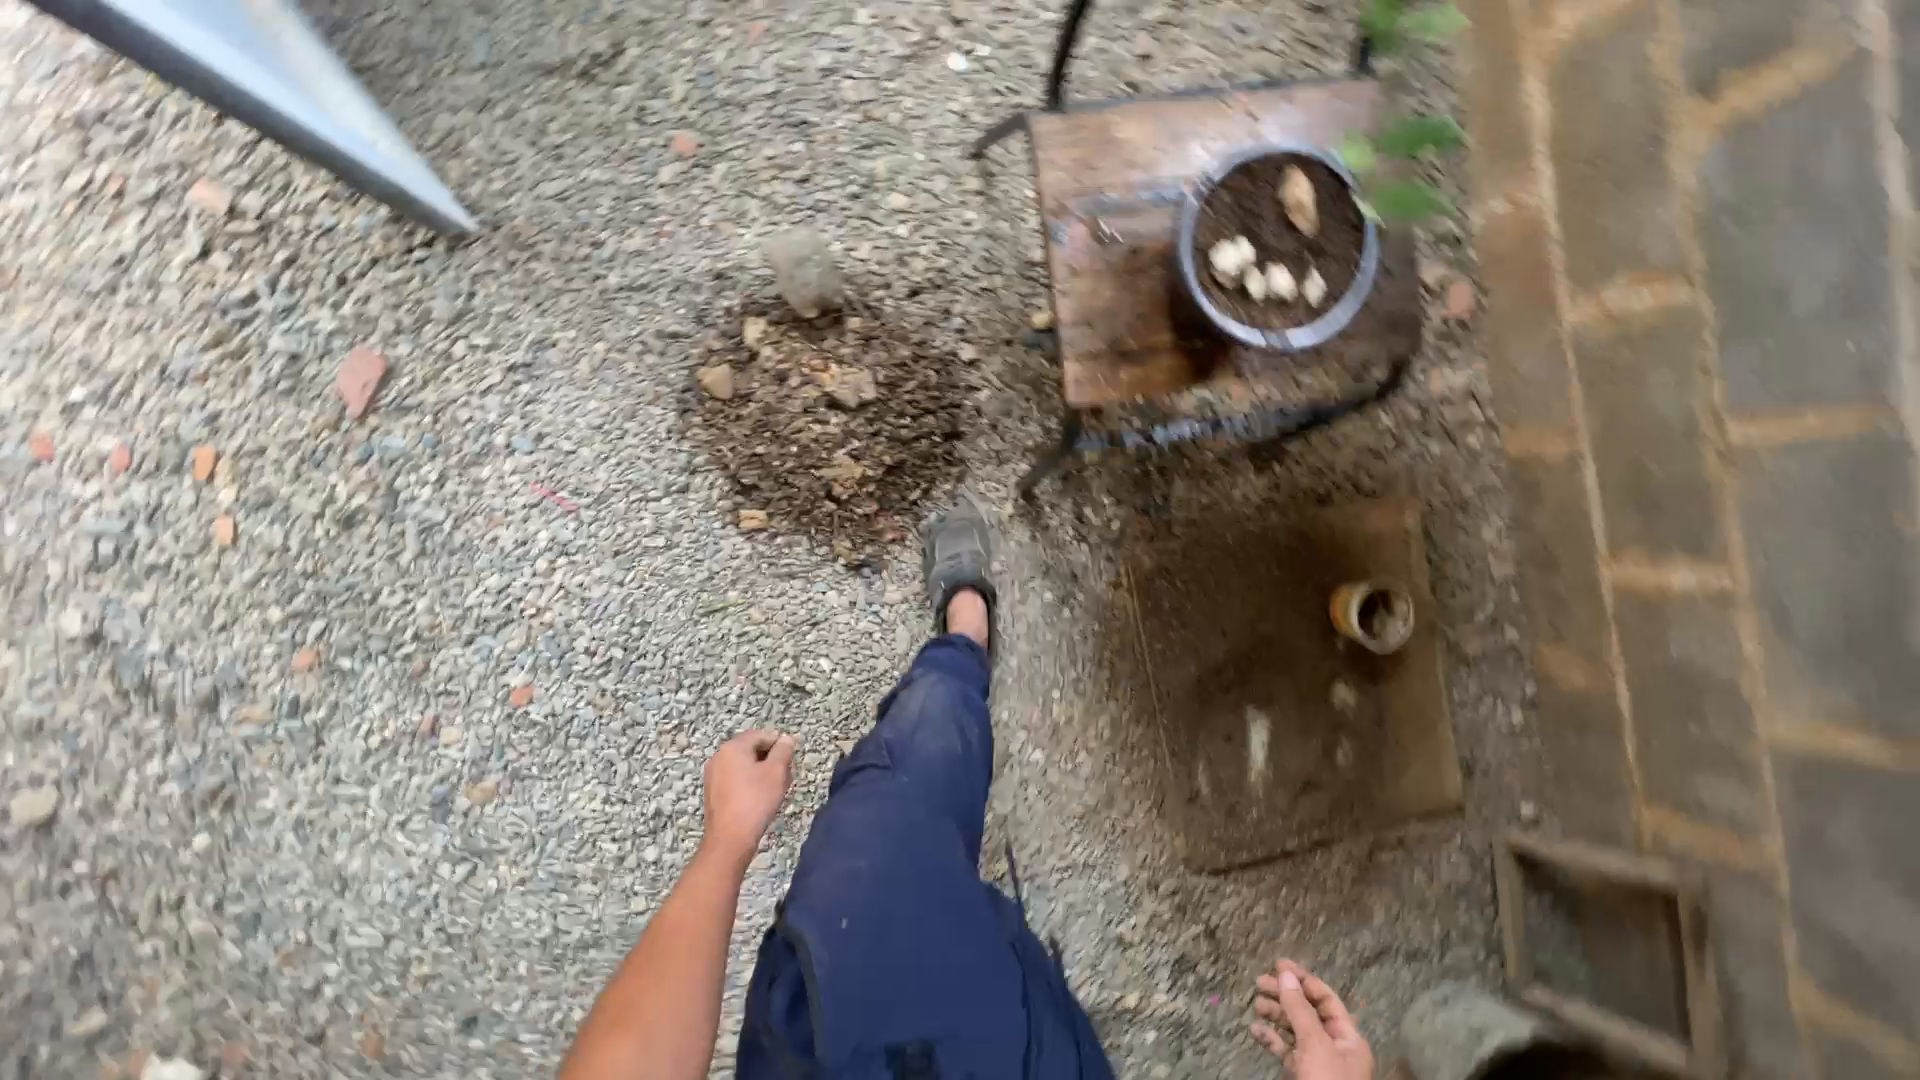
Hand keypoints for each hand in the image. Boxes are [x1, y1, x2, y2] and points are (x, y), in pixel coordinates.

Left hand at [701, 730, 795, 864]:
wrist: (730, 838)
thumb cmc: (756, 800)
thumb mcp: (777, 771)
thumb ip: (783, 750)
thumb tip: (786, 738)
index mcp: (732, 748)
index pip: (760, 735)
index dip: (779, 743)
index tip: (791, 758)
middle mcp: (719, 757)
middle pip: (751, 749)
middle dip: (771, 759)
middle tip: (786, 774)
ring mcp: (713, 776)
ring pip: (743, 765)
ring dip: (761, 772)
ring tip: (776, 788)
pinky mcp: (713, 793)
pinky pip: (735, 779)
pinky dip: (749, 783)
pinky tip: (760, 798)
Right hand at [1249, 959, 1373, 1079]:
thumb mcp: (1315, 1044)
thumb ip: (1299, 1008)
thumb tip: (1285, 972)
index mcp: (1348, 1038)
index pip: (1326, 999)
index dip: (1303, 979)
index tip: (1278, 964)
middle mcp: (1334, 1047)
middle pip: (1307, 1011)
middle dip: (1284, 995)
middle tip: (1259, 983)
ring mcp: (1317, 1062)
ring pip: (1294, 1029)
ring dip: (1275, 1014)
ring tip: (1256, 1005)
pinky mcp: (1301, 1075)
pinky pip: (1285, 1050)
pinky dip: (1270, 1038)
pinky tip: (1254, 1030)